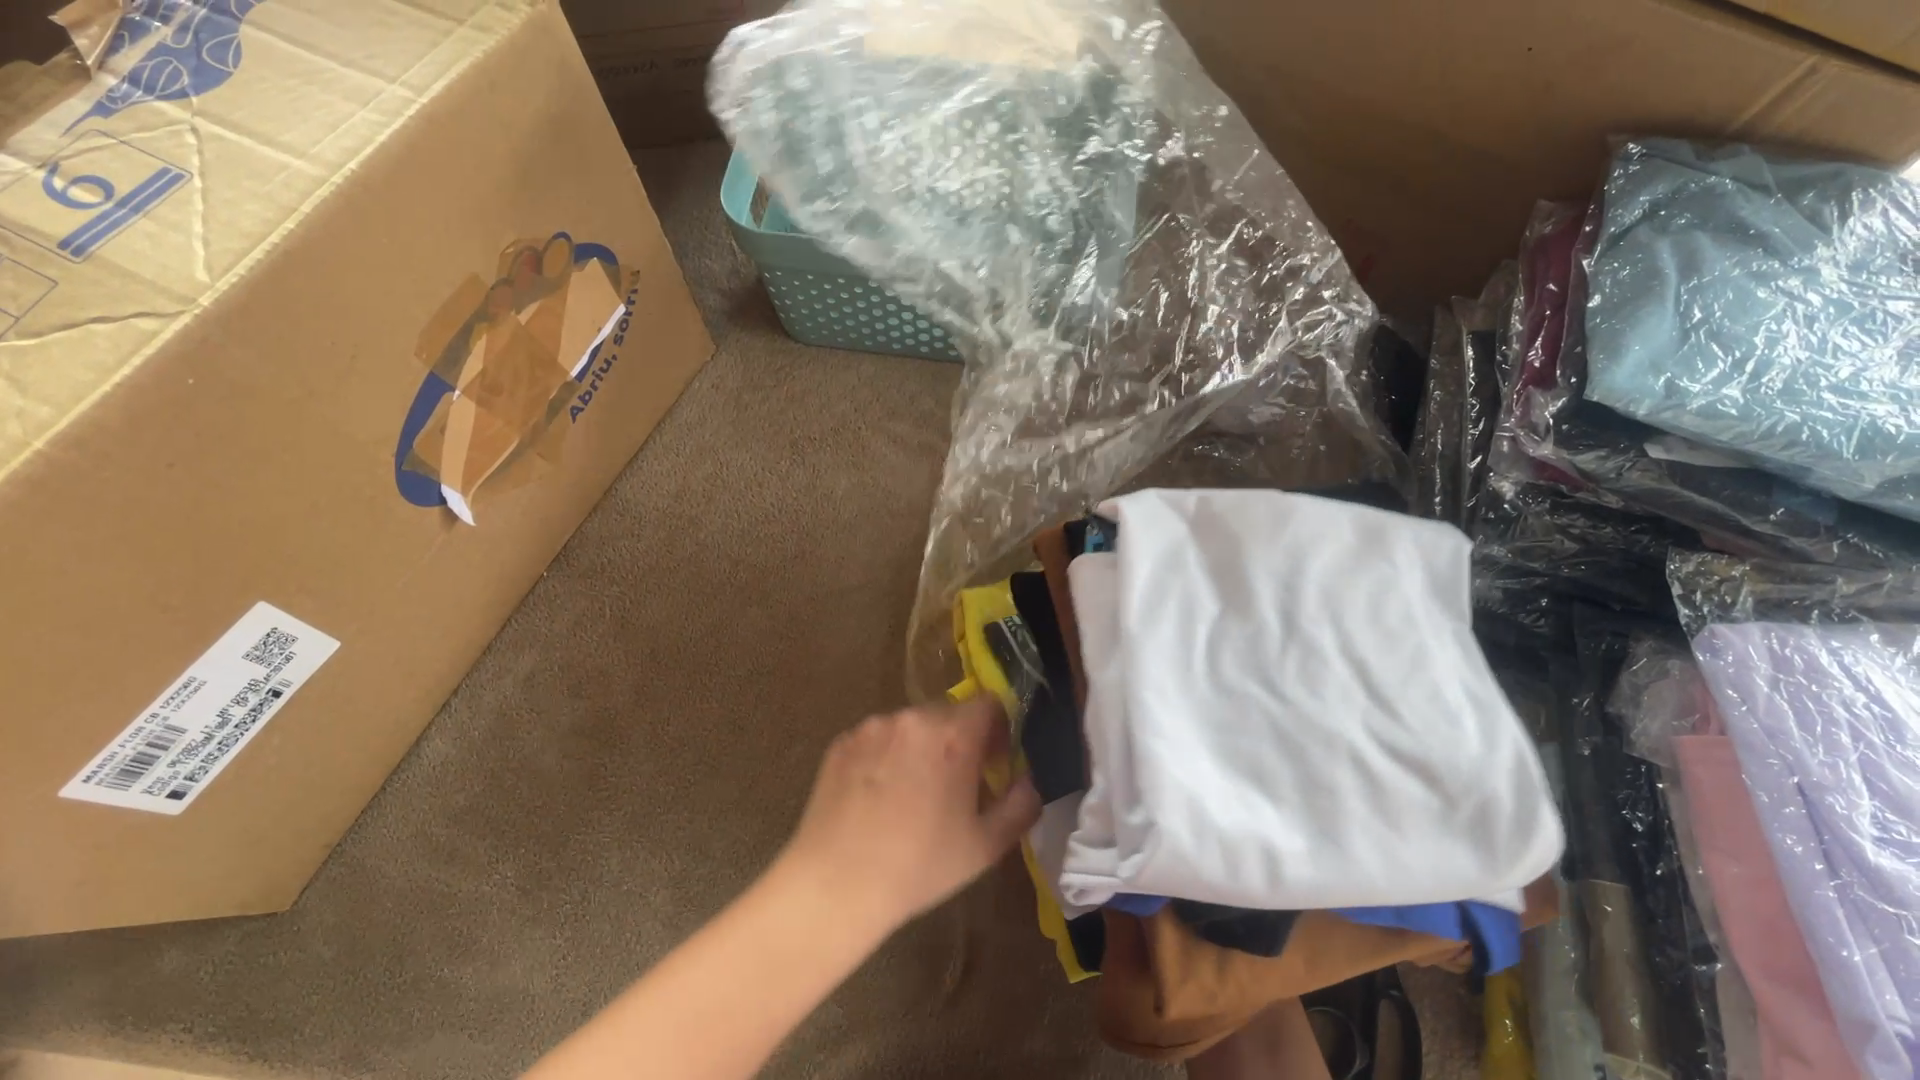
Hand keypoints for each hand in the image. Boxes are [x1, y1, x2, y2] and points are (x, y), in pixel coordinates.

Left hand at [779, 697, 1041, 929]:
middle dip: (958, 740)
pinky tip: (877, 799)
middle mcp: (912, 719)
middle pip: (948, 713)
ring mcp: (870, 728)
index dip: (997, 730)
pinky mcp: (840, 743)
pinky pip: (875, 739)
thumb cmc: (919, 866)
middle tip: (954, 784)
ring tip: (910, 794)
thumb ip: (1021, 806)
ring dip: (920, 747)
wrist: (836, 884)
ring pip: (909, 726)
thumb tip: (1029, 782)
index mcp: (953, 736)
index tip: (992, 763)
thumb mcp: (986, 846)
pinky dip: (884, 757)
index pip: (988, 704)